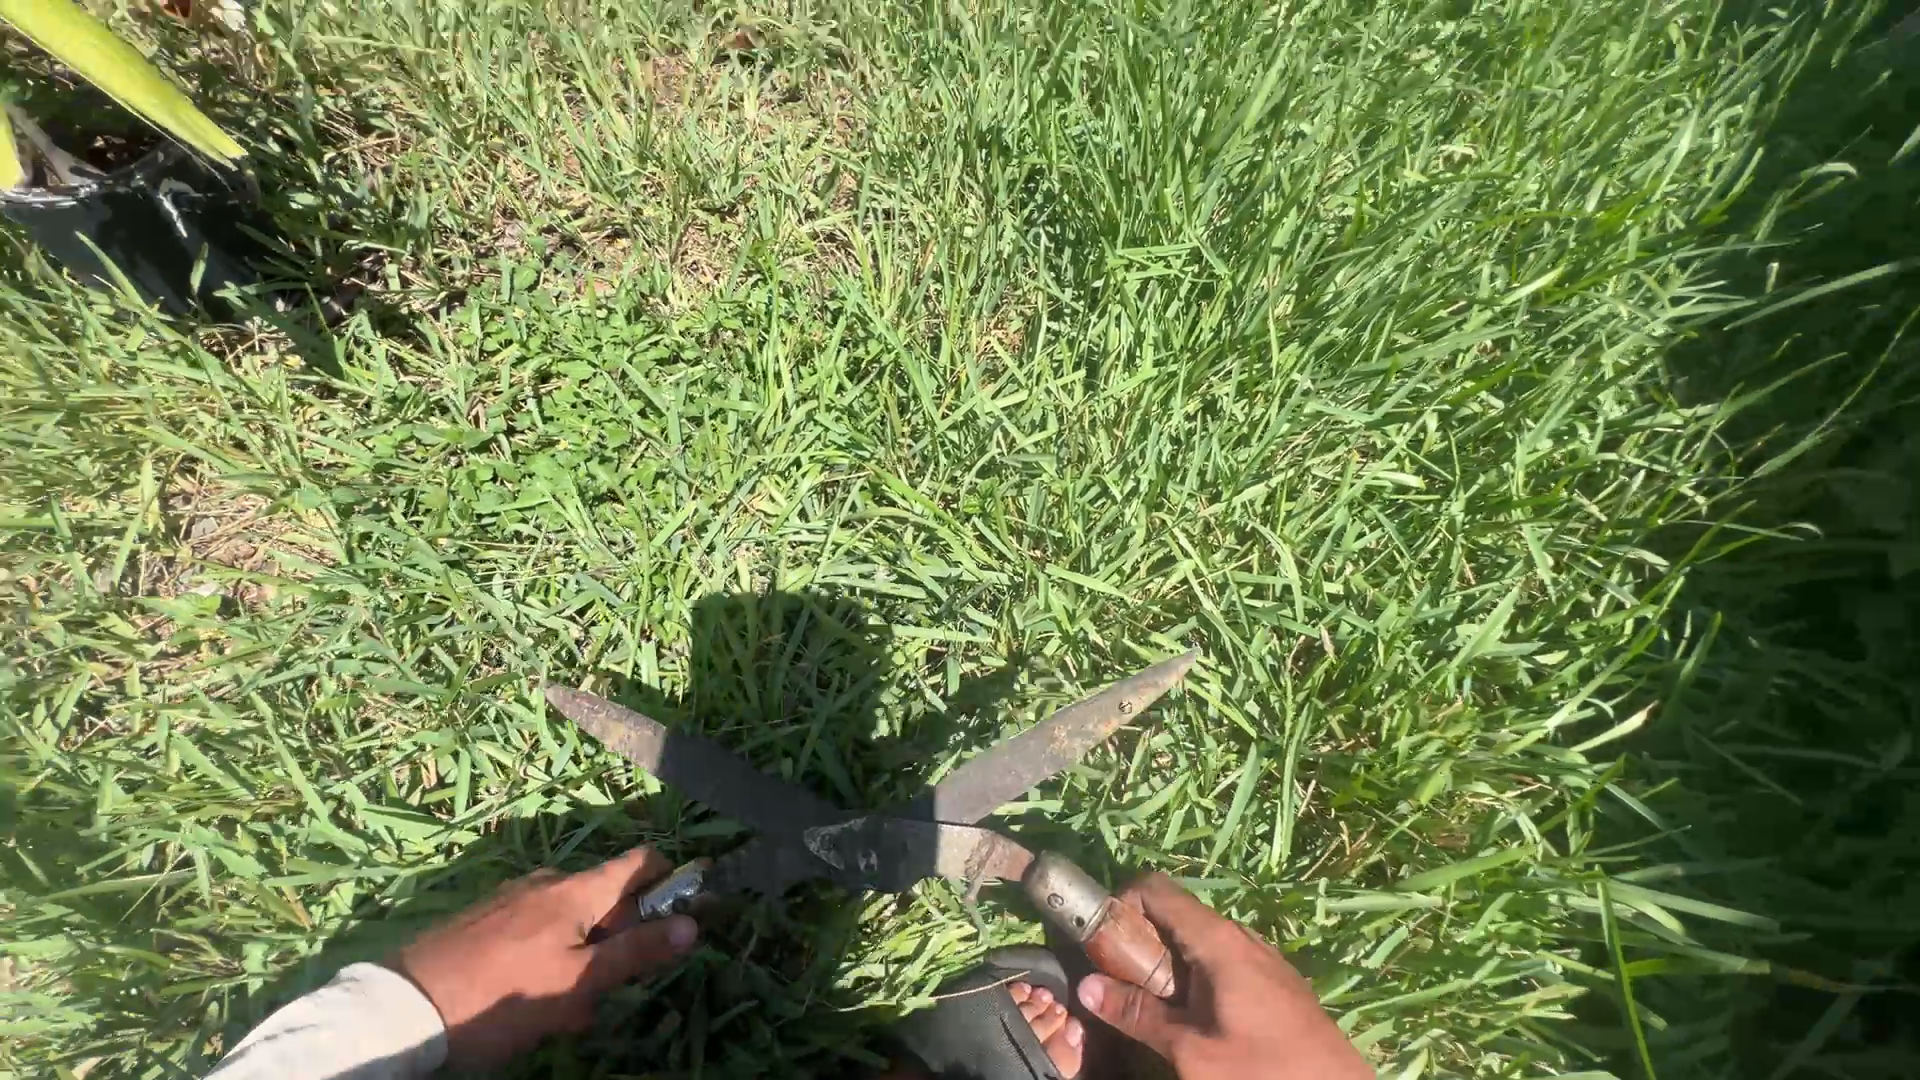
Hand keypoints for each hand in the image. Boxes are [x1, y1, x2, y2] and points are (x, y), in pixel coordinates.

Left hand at [393, 847, 699, 1070]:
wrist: (395, 1010)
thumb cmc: (500, 996)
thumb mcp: (575, 983)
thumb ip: (635, 952)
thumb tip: (693, 926)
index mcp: (580, 889)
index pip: (643, 861)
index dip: (670, 880)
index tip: (679, 914)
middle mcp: (551, 880)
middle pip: (606, 899)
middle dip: (616, 940)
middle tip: (604, 990)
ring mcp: (513, 896)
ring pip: (568, 920)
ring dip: (579, 956)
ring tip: (558, 1008)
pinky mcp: (482, 918)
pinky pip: (533, 928)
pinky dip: (545, 955)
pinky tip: (523, 998)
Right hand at [1075, 874, 1369, 1079]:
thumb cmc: (1264, 1072)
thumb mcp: (1193, 1052)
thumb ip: (1139, 1016)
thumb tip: (1086, 987)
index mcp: (1218, 939)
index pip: (1155, 888)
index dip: (1122, 904)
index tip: (1106, 945)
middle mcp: (1240, 935)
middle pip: (1175, 914)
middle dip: (1141, 941)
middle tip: (1125, 983)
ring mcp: (1261, 957)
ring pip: (1198, 939)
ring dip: (1169, 962)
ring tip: (1158, 1006)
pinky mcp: (1276, 982)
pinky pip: (1223, 960)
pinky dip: (1197, 976)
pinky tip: (1199, 1019)